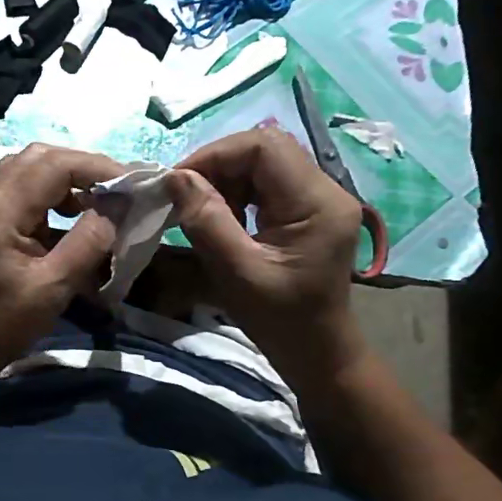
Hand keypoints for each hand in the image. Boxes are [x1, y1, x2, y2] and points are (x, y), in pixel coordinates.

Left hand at [0, 144, 123, 377]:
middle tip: (117, 188)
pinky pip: (26, 186)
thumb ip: (87, 243)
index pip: (52, 166)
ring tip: (99, 199)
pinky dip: (56, 190)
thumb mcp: (54, 288)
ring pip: (31, 167)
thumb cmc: (7, 323)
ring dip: (69, 175)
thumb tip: (117, 207)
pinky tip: (75, 212)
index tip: (130, 184)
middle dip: (83, 166)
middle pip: (39, 157)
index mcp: (0, 215)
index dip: (95, 168)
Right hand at [167, 128, 366, 377]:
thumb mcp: (237, 273)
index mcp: (318, 203)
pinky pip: (269, 184)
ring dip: (226, 179)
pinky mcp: (310, 211)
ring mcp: (321, 199)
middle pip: (266, 149)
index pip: (264, 147)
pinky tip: (224, 218)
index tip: (179, 182)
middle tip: (185, 195)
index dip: (216, 155)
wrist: (317, 354)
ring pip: (265, 163)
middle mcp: (327, 190)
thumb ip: (206, 221)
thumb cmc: (280, 321)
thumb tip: (174, 177)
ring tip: (201, 210)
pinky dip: (239, 193)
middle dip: (218, 166)